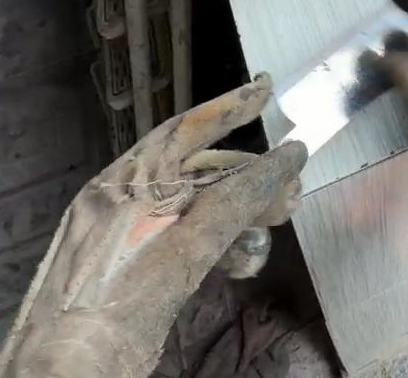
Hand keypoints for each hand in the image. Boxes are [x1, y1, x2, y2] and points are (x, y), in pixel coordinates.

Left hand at [0, 76, 305, 377]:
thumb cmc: (113, 318)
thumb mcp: (182, 256)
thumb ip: (236, 202)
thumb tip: (289, 156)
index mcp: (122, 186)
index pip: (182, 131)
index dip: (228, 108)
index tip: (267, 89)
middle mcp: (122, 202)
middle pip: (198, 170)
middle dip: (250, 176)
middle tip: (295, 190)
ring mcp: (125, 239)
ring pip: (197, 208)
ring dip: (242, 213)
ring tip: (281, 224)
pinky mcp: (133, 274)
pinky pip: (185, 241)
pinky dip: (220, 244)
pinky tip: (245, 262)